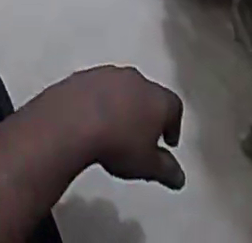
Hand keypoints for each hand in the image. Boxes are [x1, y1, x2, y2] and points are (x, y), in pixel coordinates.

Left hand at [36, 66, 184, 188]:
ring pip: (123, 88)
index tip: (167, 142)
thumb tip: (179, 177)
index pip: (174, 106)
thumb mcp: (147, 166)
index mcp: (157, 98)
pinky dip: (100, 101)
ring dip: (122, 104)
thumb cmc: (119, 144)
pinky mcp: (85, 74)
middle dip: (147, 113)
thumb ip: (166, 170)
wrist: (73, 119)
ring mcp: (109, 73)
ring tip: (115, 128)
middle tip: (142, 136)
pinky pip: (99, 88)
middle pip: (148, 93)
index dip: (173, 125)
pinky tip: (92, 119)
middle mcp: (136, 79)